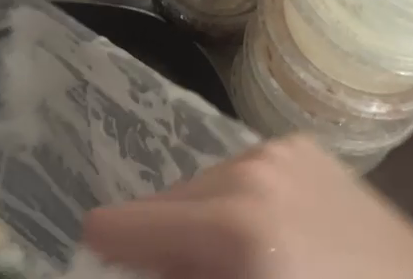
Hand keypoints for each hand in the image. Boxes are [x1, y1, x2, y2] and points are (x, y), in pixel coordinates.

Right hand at [83, 135, 412, 278]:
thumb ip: (178, 277)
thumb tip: (134, 267)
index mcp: (233, 226)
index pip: (122, 225)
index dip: (111, 254)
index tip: (117, 270)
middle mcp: (246, 171)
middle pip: (163, 204)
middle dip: (166, 247)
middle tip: (196, 276)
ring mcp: (276, 152)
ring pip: (201, 186)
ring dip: (204, 225)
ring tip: (243, 263)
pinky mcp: (301, 147)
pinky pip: (241, 173)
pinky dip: (239, 204)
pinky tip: (274, 238)